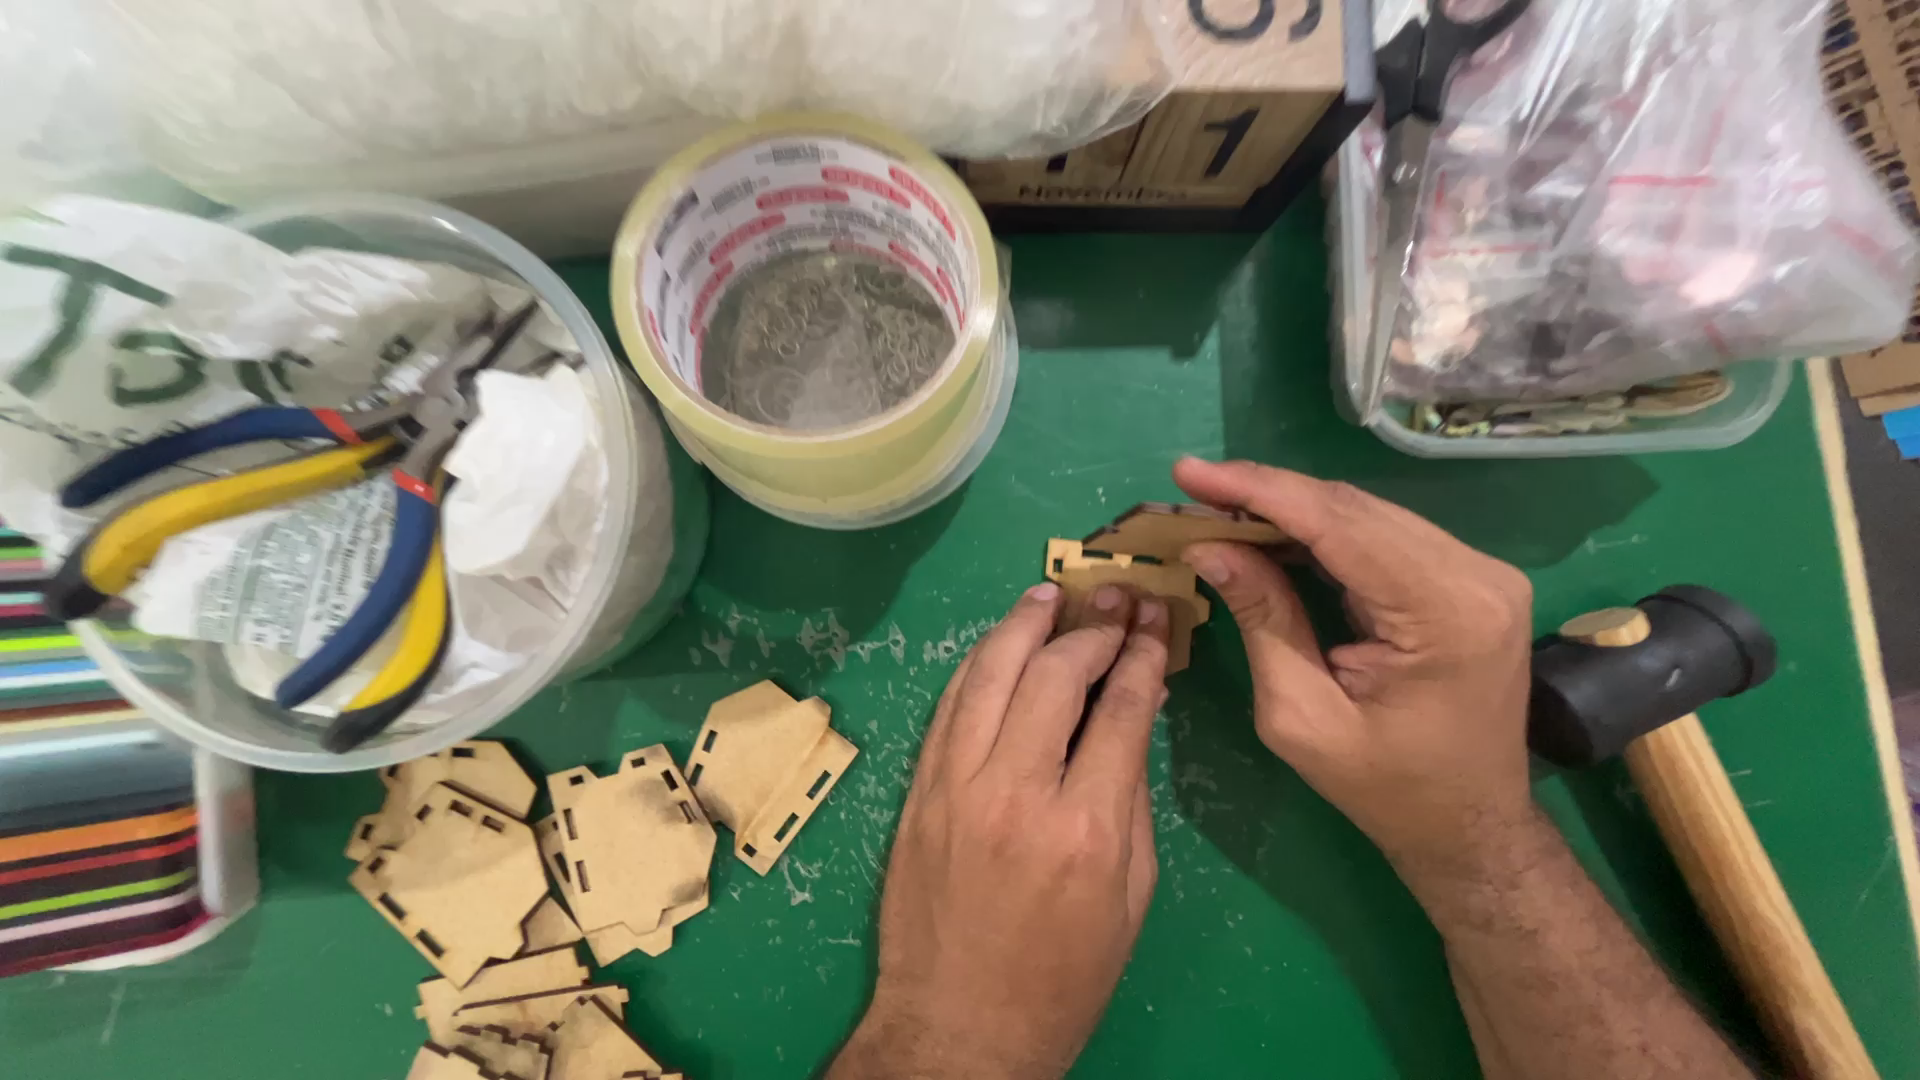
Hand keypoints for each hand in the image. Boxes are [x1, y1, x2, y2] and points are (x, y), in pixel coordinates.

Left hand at [830, 583, 1169, 1079]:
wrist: (958, 1024)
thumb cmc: (1064, 974)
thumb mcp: (1130, 892)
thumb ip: (1131, 790)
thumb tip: (1136, 708)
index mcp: (1086, 827)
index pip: (1121, 708)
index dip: (1143, 655)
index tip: (1154, 622)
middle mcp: (1016, 790)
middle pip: (1055, 675)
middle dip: (1092, 627)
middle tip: (1114, 600)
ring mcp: (957, 783)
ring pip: (991, 672)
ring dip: (1025, 623)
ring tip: (1052, 593)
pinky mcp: (920, 785)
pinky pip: (951, 702)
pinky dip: (980, 661)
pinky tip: (1003, 641)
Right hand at [1171, 458, 1535, 876]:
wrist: (1470, 825)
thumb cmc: (1384, 786)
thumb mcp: (1300, 713)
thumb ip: (1262, 619)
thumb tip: (1209, 547)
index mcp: (1442, 614)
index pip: (1337, 525)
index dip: (1258, 491)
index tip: (1190, 471)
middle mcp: (1475, 576)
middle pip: (1351, 508)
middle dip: (1264, 493)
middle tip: (1193, 488)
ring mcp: (1478, 572)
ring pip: (1363, 513)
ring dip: (1286, 507)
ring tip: (1217, 506)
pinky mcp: (1466, 577)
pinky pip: (1378, 534)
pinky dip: (1316, 529)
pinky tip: (1267, 529)